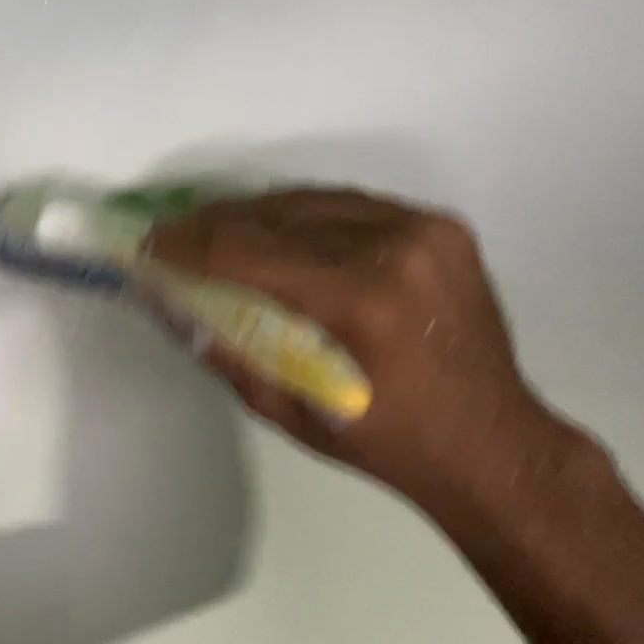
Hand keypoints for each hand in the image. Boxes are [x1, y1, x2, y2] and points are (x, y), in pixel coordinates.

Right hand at [148, 188, 571, 504]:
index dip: (188, 246)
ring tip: (212, 229)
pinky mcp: (437, 225)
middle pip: (272, 216)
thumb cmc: (384, 441)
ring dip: (250, 214)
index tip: (149, 245)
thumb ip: (220, 347)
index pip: (247, 252)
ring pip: (305, 200)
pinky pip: (342, 203)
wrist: (493, 443)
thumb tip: (162, 299)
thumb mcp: (286, 410)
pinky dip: (297, 212)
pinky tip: (270, 228)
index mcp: (360, 302)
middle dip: (212, 224)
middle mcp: (394, 249)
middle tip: (172, 235)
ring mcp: (422, 230)